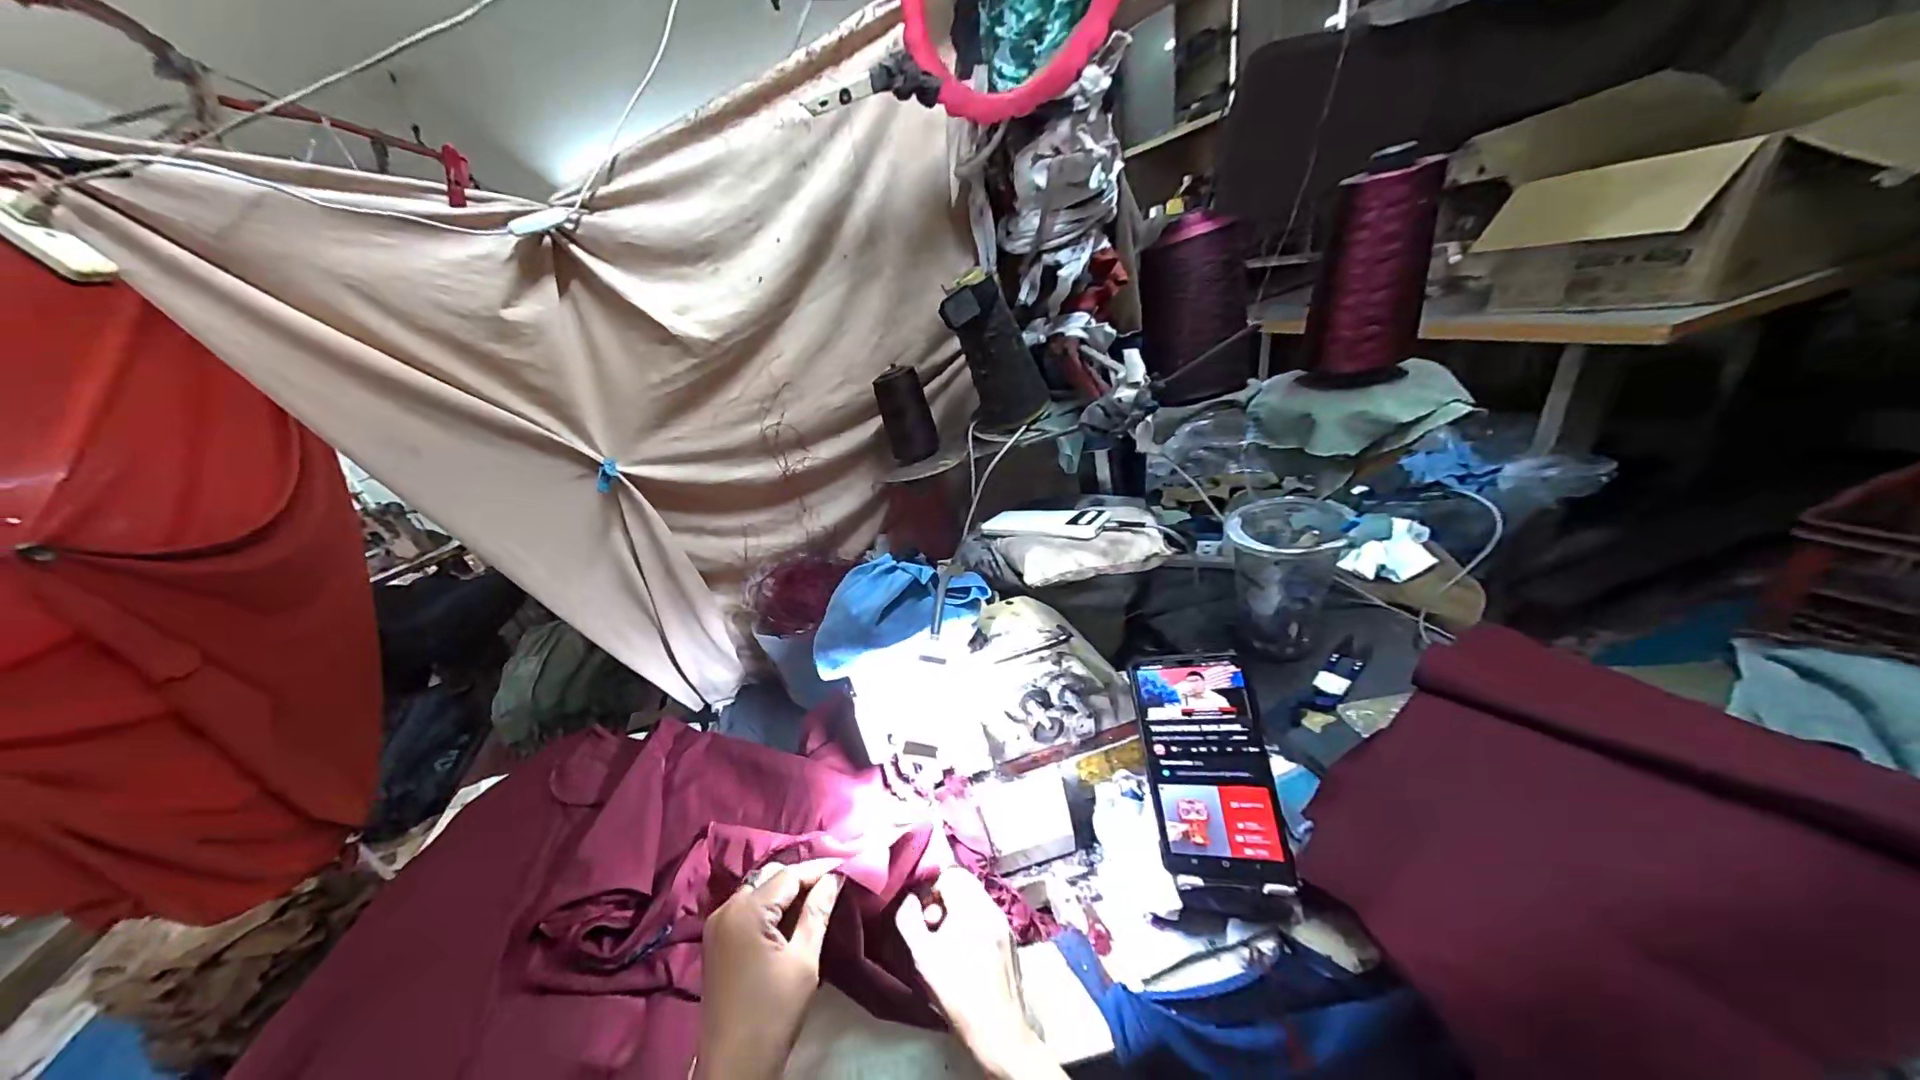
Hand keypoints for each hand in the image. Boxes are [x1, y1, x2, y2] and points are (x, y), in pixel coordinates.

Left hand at [696, 859, 844, 1079]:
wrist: (734, 1066)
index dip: (819, 868)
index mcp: (745, 911)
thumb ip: (818, 912)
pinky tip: (794, 914)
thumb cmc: (774, 1013)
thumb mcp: (804, 960)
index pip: (789, 875)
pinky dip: (771, 906)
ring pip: (759, 891)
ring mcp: (717, 925)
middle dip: (803, 877)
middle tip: (835, 880)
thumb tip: (834, 878)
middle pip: (771, 878)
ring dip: (787, 891)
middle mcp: (725, 909)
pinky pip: (748, 909)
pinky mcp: (717, 941)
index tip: (847, 864)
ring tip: (820, 894)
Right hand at [896, 868, 1063, 1079]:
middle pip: (965, 883)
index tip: (923, 912)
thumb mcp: (923, 958)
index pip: (951, 873)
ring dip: (958, 910)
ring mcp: (1005, 924)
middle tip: (933, 925)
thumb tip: (909, 898)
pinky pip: (987, 916)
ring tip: (947, 940)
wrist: (999, 1031)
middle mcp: (993, 909)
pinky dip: (973, 922)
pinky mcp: (1011, 940)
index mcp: (972, 908)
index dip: (932, 887)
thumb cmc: (957, 994)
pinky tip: (966, 951)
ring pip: (976, 899)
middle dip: (945, 897)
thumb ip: (909, 920)